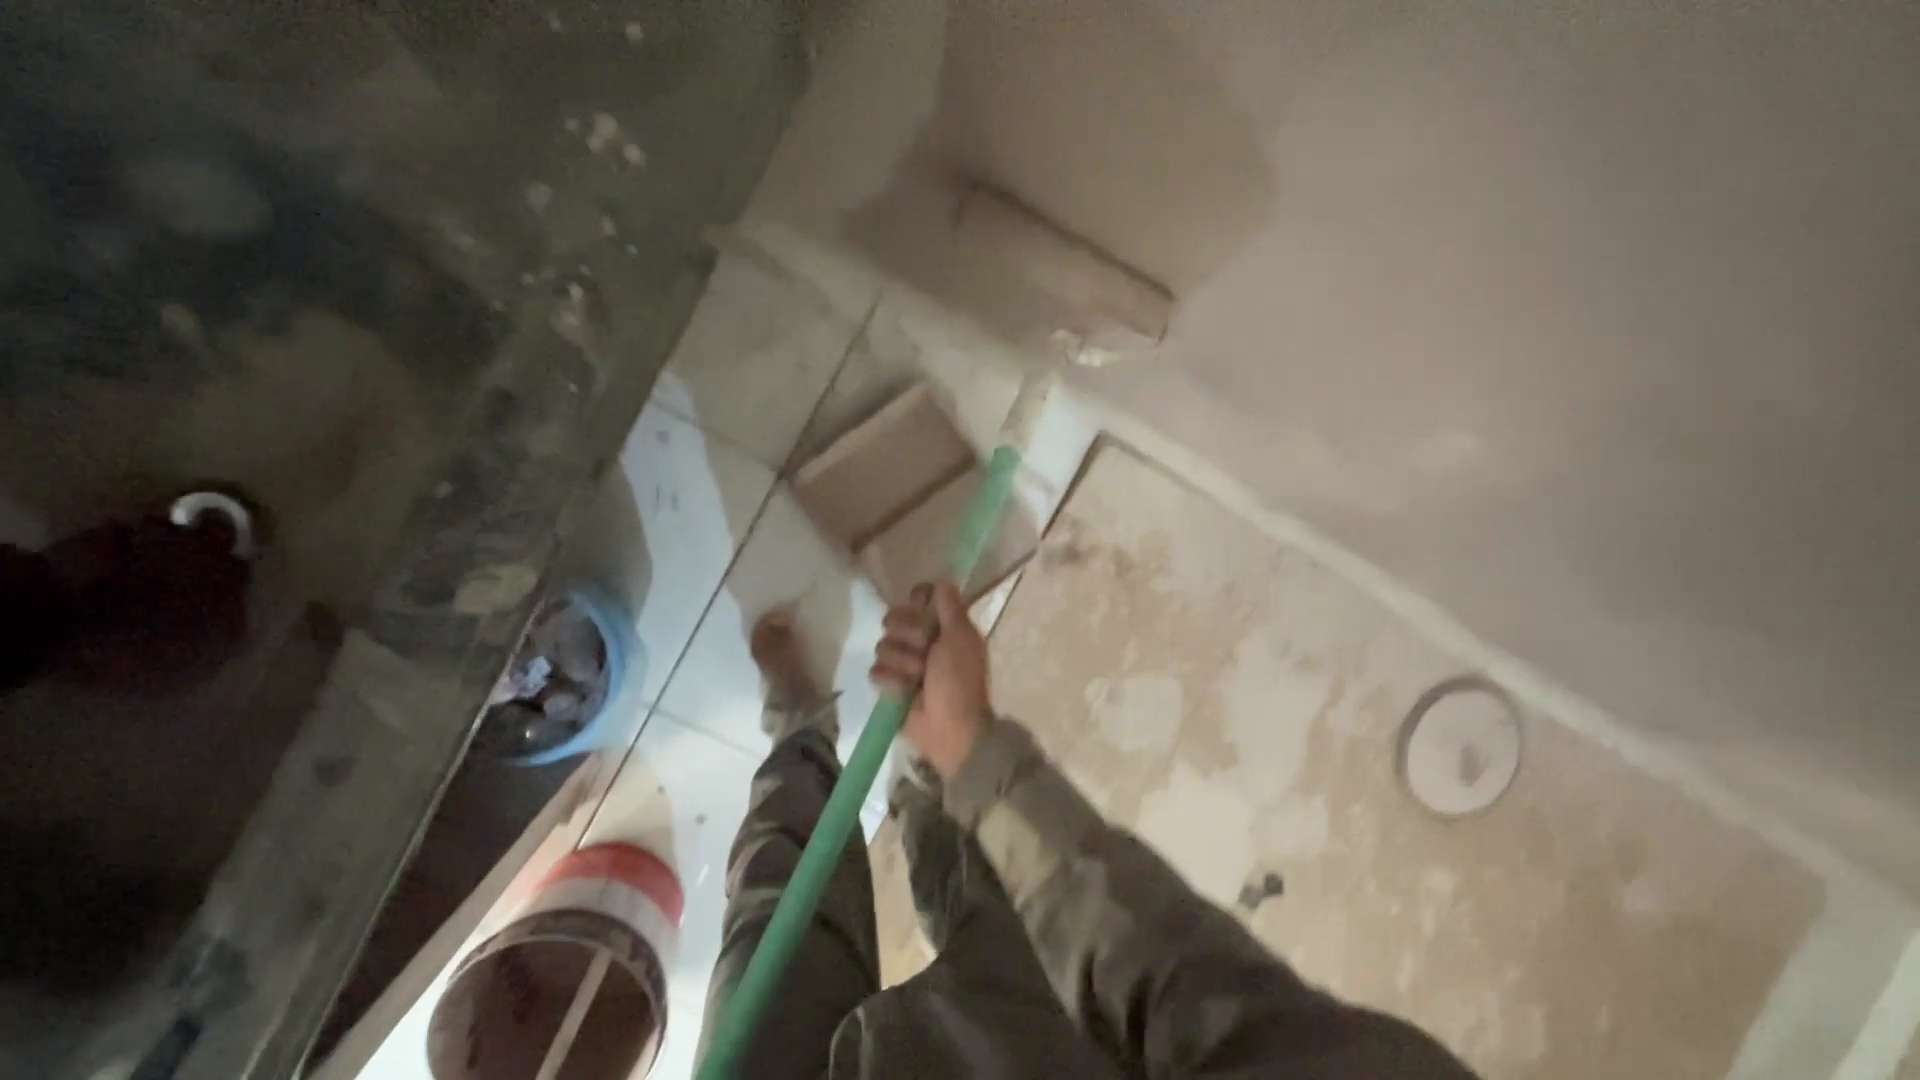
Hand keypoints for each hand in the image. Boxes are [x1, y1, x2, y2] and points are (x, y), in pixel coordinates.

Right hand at [870, 581, 991, 778]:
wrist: (951, 728)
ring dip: (902, 661)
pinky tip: (905, 691)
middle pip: (895, 617)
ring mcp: (904, 663)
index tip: (920, 607)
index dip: (916, 600)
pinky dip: (891, 681)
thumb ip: (951, 608)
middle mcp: (922, 640)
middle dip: (908, 634)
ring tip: (918, 677)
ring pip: (883, 644)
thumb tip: (943, 580)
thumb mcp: (961, 639)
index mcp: (943, 627)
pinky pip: (876, 670)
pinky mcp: (889, 686)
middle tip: (924, 649)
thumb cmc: (961, 681)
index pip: (919, 598)